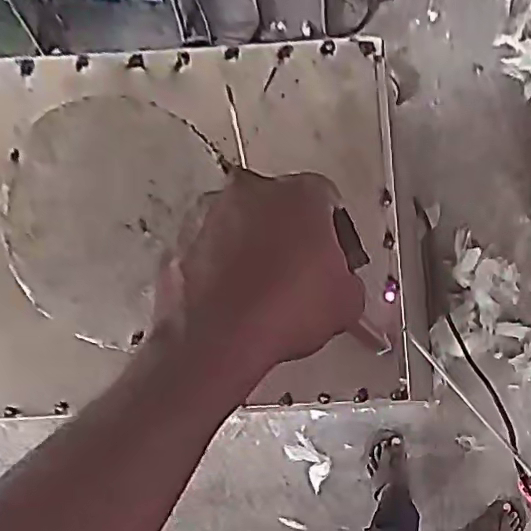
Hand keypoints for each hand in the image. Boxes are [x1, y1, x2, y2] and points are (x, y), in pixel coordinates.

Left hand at [152, 168, 364, 371]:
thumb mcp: (348, 301)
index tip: (337, 258)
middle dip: (292, 233)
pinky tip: (240, 299)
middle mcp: (252, 191)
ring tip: (269, 291)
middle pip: (280, 205)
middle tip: (304, 273)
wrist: (224, 339)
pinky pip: (213, 247)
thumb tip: (339, 283)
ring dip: (256, 246)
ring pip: (243, 223)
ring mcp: (210, 212)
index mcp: (300, 196)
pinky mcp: (181, 240)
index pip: (326, 199)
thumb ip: (347, 278)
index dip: (335, 232)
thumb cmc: (289, 310)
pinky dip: (225, 266)